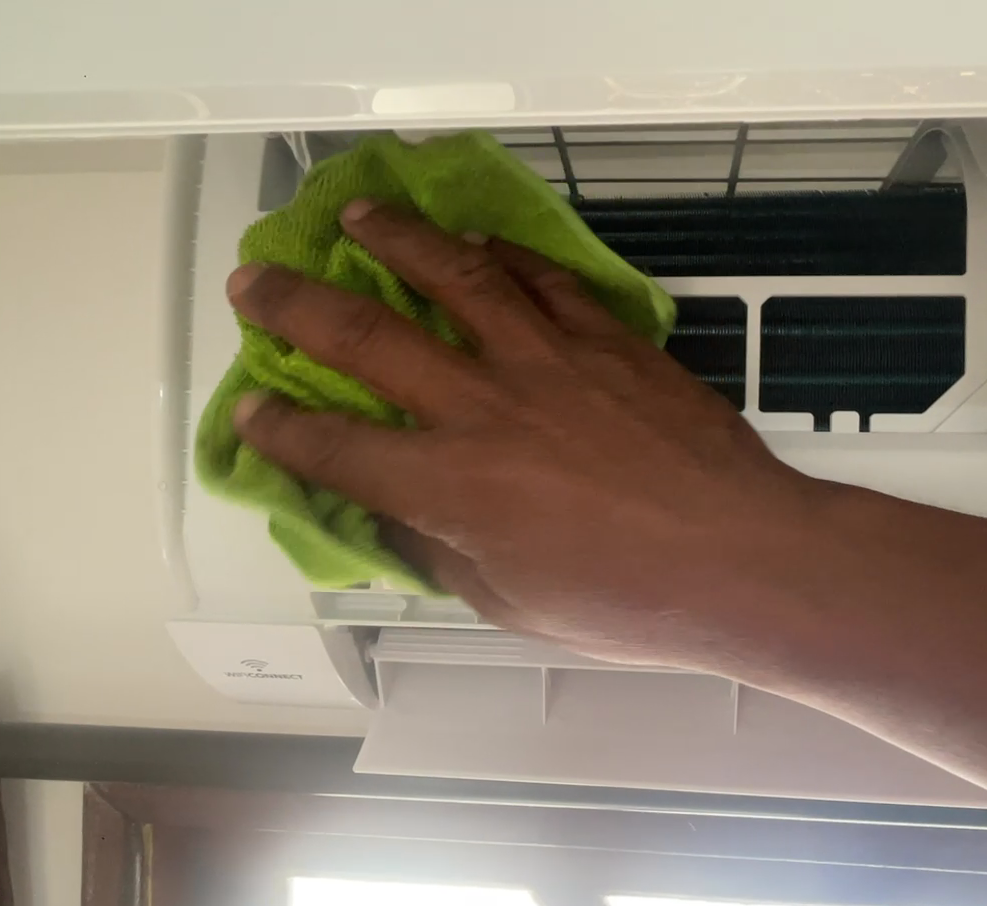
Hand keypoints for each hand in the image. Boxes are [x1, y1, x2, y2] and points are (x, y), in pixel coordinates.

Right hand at [226, 198, 833, 669]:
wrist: (738, 560)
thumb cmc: (627, 604)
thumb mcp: (514, 606)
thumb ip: (451, 555)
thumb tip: (413, 519)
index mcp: (453, 489)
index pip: (338, 450)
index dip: (281, 431)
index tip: (248, 409)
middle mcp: (486, 410)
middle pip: (368, 341)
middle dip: (296, 308)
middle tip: (254, 282)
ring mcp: (549, 363)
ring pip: (455, 281)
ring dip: (396, 243)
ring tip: (357, 218)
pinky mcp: (608, 342)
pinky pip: (544, 283)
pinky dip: (504, 259)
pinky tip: (481, 247)